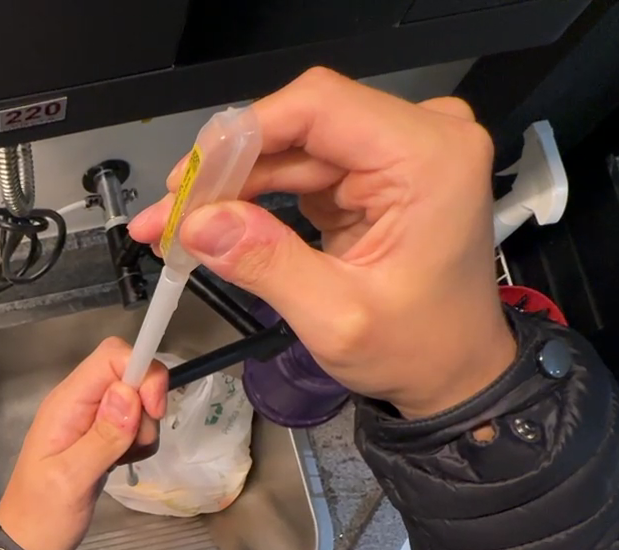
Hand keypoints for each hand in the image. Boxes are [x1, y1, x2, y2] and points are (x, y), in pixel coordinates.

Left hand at [0, 339, 168, 549]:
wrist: (29, 544)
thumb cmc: (42, 515)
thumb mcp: (70, 480)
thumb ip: (101, 437)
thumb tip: (128, 393)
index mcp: (66, 404)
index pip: (111, 357)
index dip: (141, 372)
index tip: (153, 410)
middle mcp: (79, 404)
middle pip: (130, 375)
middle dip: (146, 406)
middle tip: (133, 446)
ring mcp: (91, 422)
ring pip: (137, 403)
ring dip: (143, 430)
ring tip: (120, 462)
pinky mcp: (102, 440)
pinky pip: (134, 427)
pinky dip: (138, 444)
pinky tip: (120, 465)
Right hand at [130, 68, 515, 418]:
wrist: (452, 371)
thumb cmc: (415, 349)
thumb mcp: (335, 317)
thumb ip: (266, 264)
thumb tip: (198, 225)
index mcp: (428, 158)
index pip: (318, 108)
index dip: (241, 137)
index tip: (186, 182)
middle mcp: (417, 138)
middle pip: (298, 126)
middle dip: (224, 171)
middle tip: (166, 216)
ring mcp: (393, 155)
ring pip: (289, 150)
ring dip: (229, 189)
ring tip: (175, 227)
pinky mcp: (370, 177)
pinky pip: (297, 174)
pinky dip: (251, 202)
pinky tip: (213, 226)